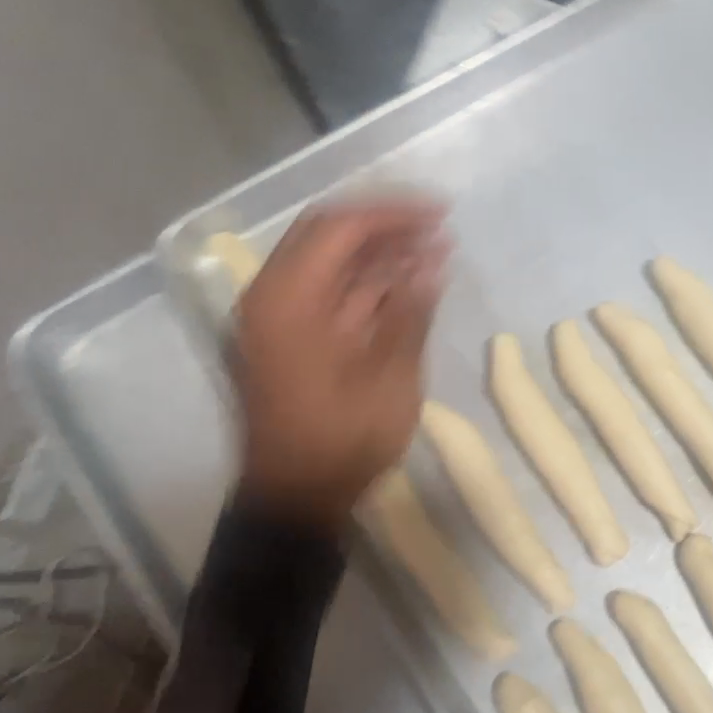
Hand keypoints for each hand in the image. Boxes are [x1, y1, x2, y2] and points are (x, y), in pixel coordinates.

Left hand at [232, 198, 450, 529]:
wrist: (295, 498)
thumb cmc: (342, 441)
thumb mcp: (389, 378)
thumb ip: (408, 313)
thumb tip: (431, 262)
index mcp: (288, 299)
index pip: (339, 228)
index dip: (393, 214)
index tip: (442, 214)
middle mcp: (271, 296)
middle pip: (327, 236)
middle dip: (385, 227)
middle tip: (438, 230)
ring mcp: (274, 318)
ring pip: (325, 264)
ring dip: (376, 255)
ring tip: (431, 255)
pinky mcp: (285, 340)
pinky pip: (323, 294)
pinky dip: (362, 285)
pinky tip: (402, 288)